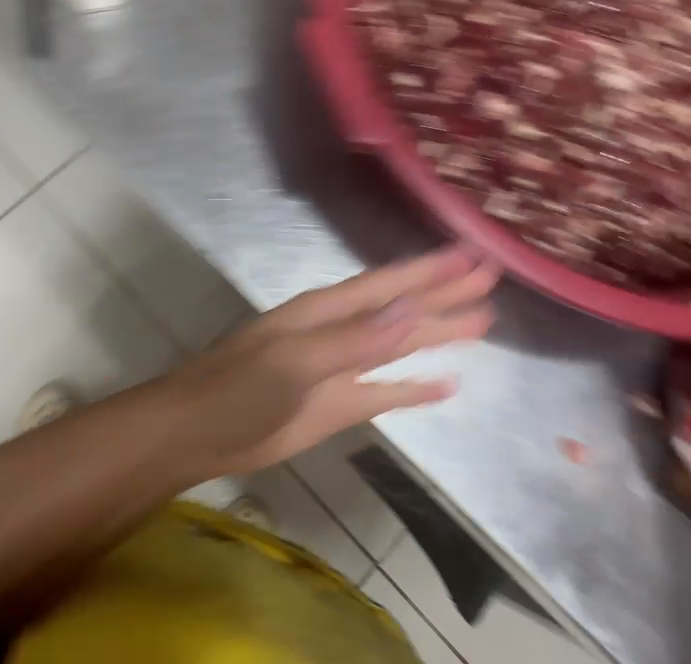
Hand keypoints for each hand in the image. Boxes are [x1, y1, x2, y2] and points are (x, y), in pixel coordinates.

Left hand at [158, 247, 499, 479]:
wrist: (198, 433)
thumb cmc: (240, 387)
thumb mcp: (296, 360)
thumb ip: (356, 339)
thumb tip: (414, 309)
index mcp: (324, 310)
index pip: (388, 284)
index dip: (431, 271)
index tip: (474, 257)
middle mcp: (338, 332)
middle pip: (401, 309)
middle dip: (444, 295)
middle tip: (492, 281)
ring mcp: (339, 368)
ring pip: (398, 346)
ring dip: (437, 335)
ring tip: (483, 323)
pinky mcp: (337, 405)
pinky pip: (384, 391)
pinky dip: (414, 389)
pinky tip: (447, 385)